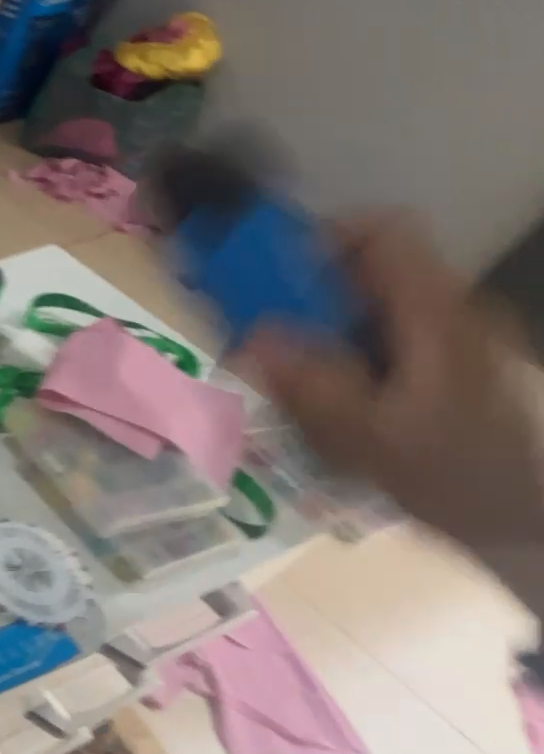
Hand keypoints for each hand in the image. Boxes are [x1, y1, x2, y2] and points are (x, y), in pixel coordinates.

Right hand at [241, 212, 543, 547]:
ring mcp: (437, 338)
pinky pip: (363, 334)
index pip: (381, 232)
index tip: (259, 269)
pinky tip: (307, 392)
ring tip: (265, 367)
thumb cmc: (458, 475)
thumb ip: (313, 385)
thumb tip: (250, 337)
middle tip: (238, 326)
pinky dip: (324, 349)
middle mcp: (440, 312)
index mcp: (435, 314)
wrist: (529, 520)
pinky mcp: (430, 363)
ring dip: (300, 325)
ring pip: (352, 304)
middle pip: (355, 269)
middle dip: (289, 290)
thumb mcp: (374, 438)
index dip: (317, 236)